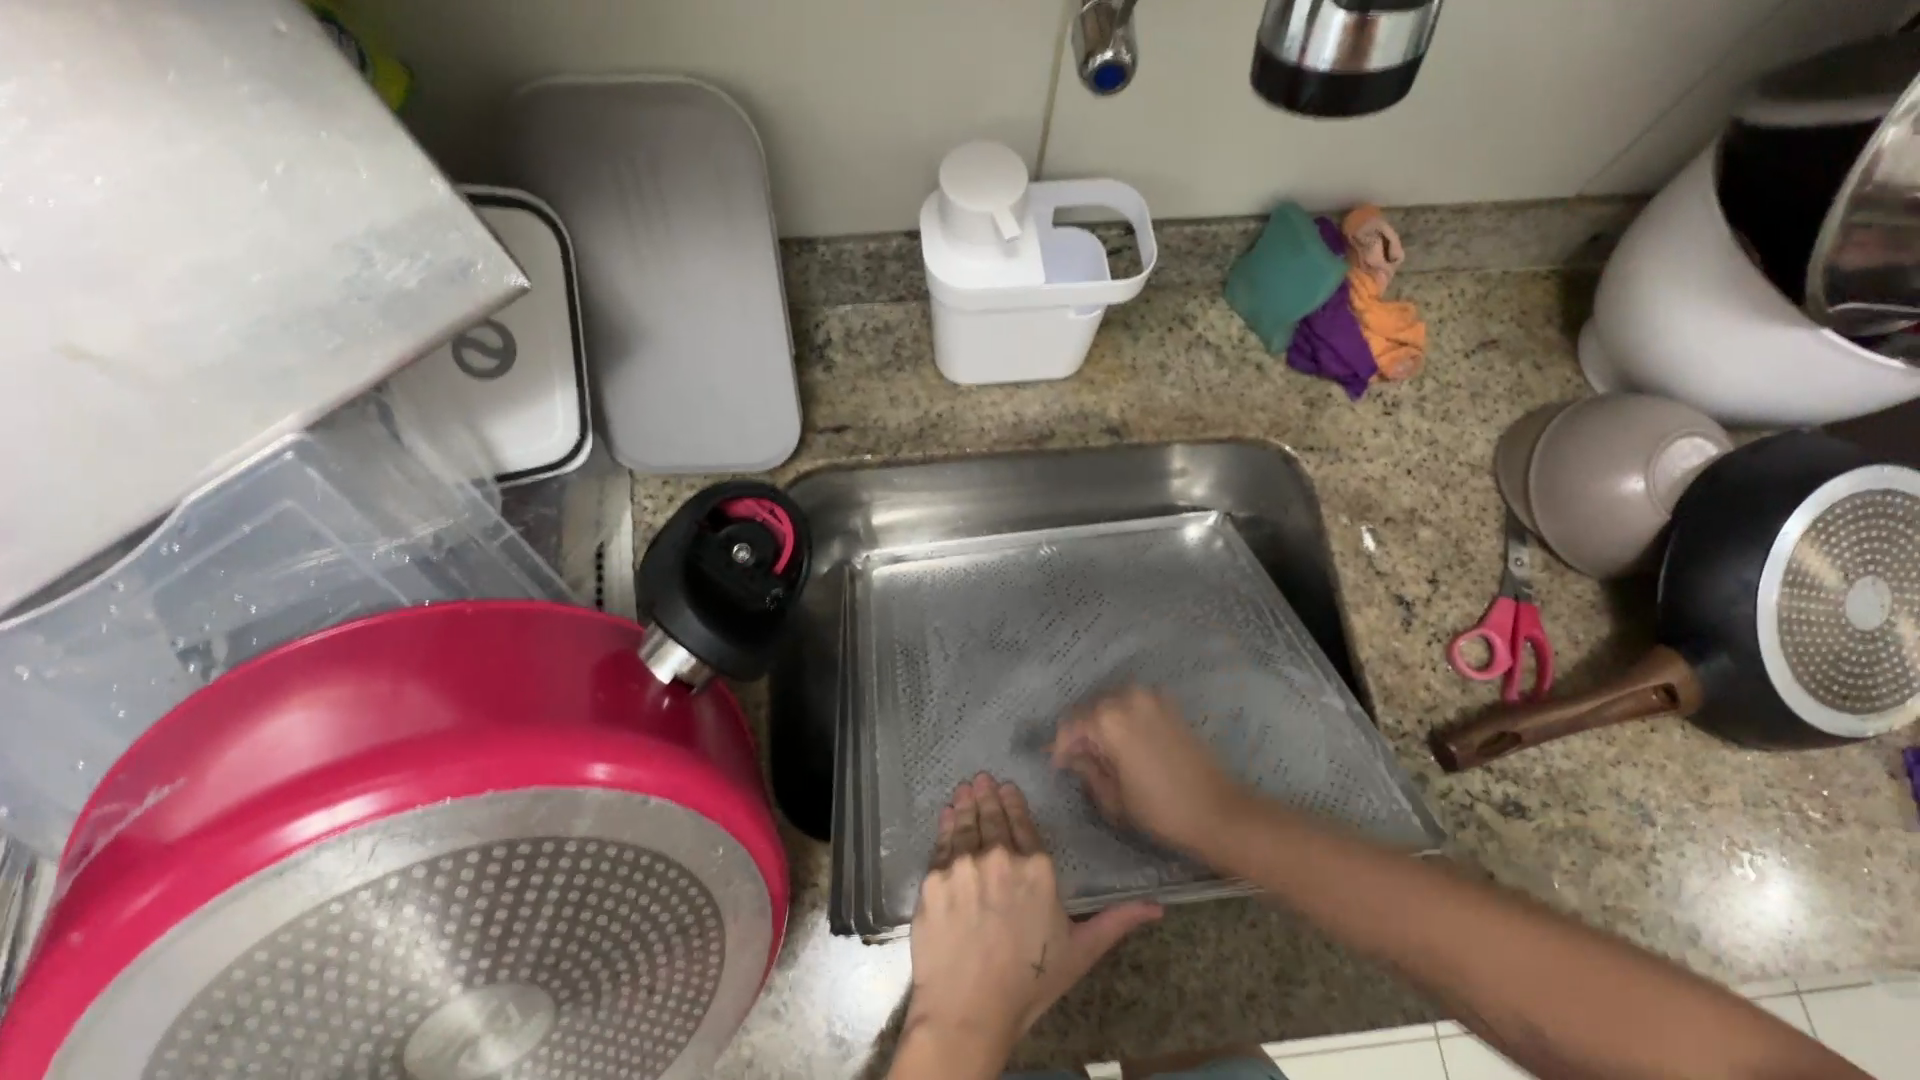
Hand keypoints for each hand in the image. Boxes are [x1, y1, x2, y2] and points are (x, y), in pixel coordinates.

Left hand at [904, 773, 1161, 1054]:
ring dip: (967, 803)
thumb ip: (1116, 921)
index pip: (1023, 824)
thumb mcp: (1080, 951)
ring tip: (966, 788)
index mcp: (1037, 869)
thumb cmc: (1029, 983)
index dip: (1014, 804)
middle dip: (988, 796)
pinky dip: (945, 825)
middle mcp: (1000, 857)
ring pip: (966, 824)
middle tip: (982, 778)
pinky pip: (941, 844)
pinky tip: (947, 814)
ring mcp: (963, 865)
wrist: (969, 1009)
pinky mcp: (932, 879)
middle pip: (993, 818)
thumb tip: (1158, 907)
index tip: (1008, 788)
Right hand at [1050, 685, 1247, 852]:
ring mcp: (1152, 697)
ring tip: (1102, 754)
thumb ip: (1087, 770)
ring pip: (1113, 705)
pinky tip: (1125, 745)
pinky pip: (1135, 706)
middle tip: (1077, 761)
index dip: (1060, 747)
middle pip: (1091, 709)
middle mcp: (1128, 697)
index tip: (1057, 766)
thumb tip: (1073, 757)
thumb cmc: (1160, 810)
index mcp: (1109, 719)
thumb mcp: (1113, 798)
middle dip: (1081, 733)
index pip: (1071, 725)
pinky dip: (1124, 720)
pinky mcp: (1170, 705)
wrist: (1219, 811)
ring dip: (1102, 725)